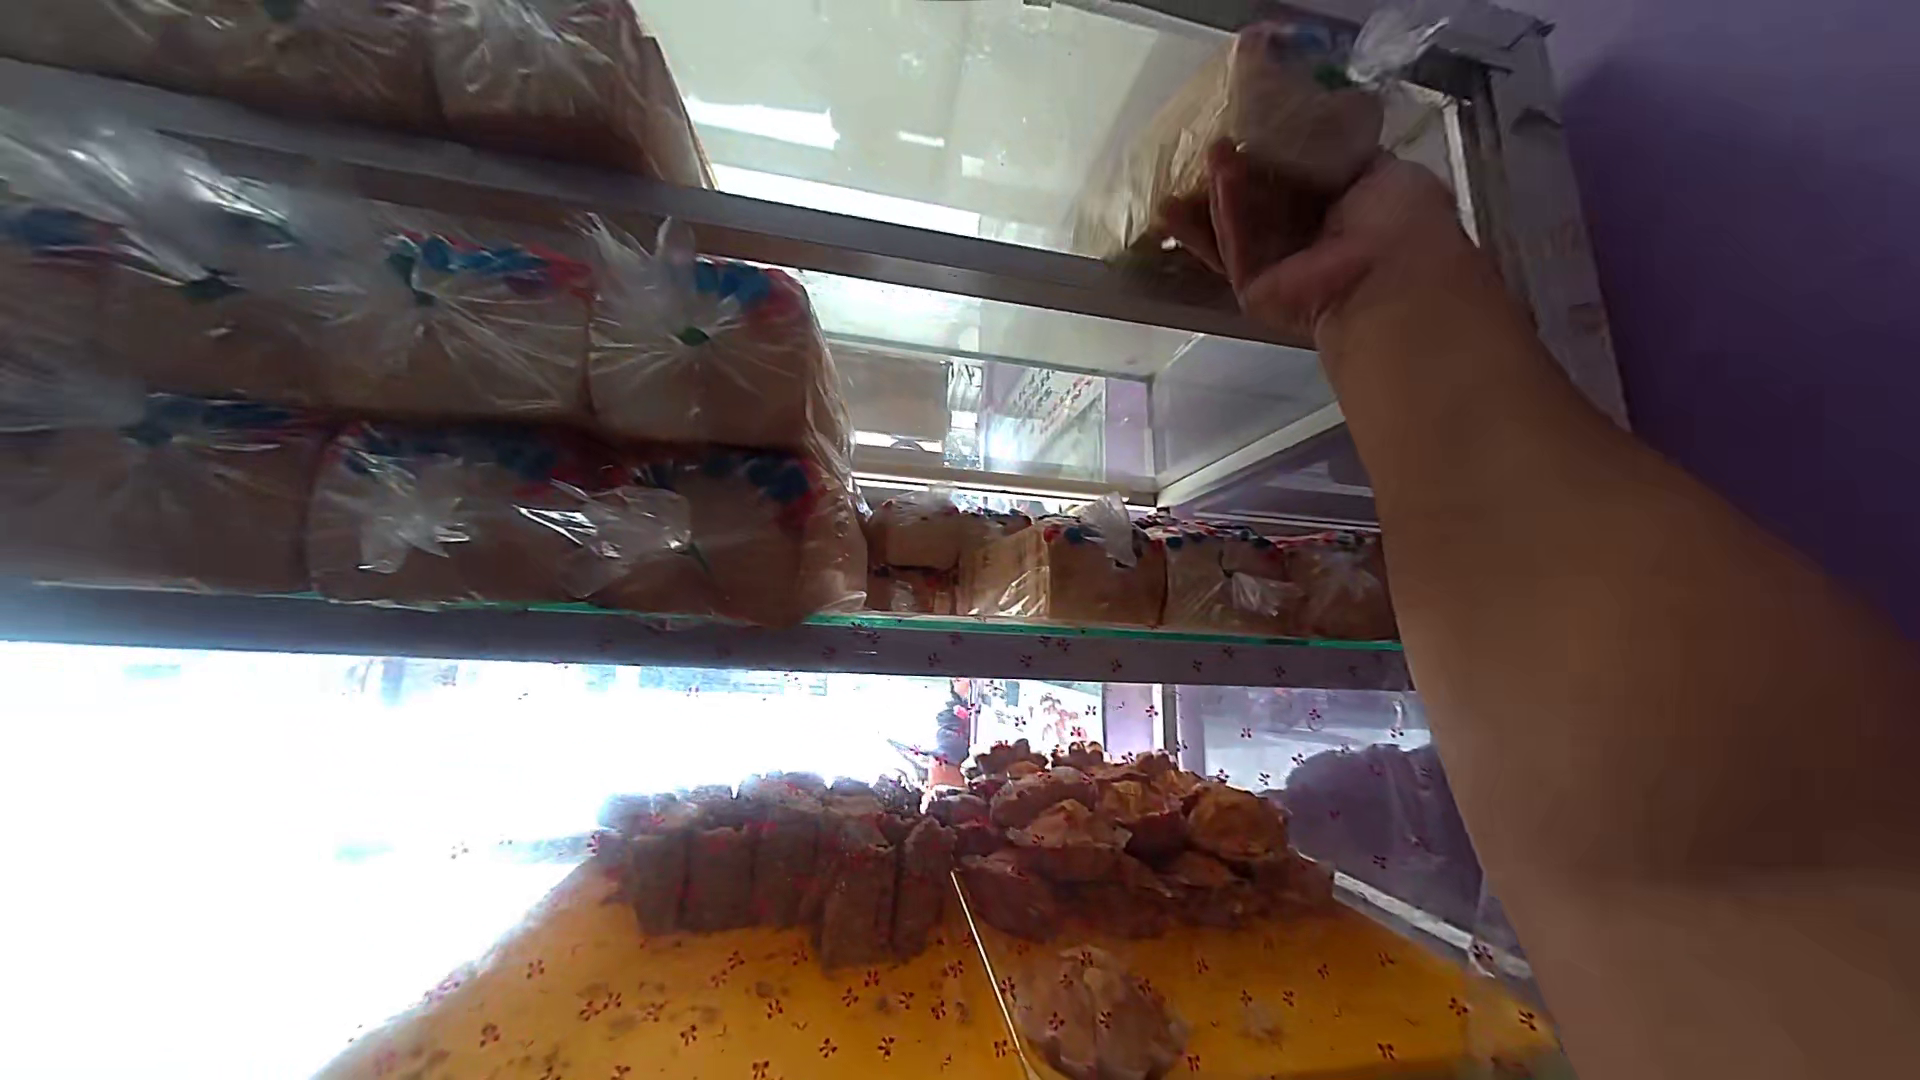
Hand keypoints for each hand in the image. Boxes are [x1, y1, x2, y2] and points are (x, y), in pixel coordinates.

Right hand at [1159, 140, 1468, 337]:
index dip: (1273, 152)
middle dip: (1236, 173)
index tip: (1256, 120)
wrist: (1389, 276)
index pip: (1294, 181)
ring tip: (1213, 149)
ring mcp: (1272, 268)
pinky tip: (1219, 175)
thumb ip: (1339, 153)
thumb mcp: (1379, 168)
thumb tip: (1316, 120)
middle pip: (1257, 205)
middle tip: (1221, 133)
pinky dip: (1225, 213)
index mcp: (1335, 214)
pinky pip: (1235, 246)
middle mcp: (1301, 242)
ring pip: (1238, 226)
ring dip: (1222, 189)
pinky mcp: (1251, 287)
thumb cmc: (1400, 220)